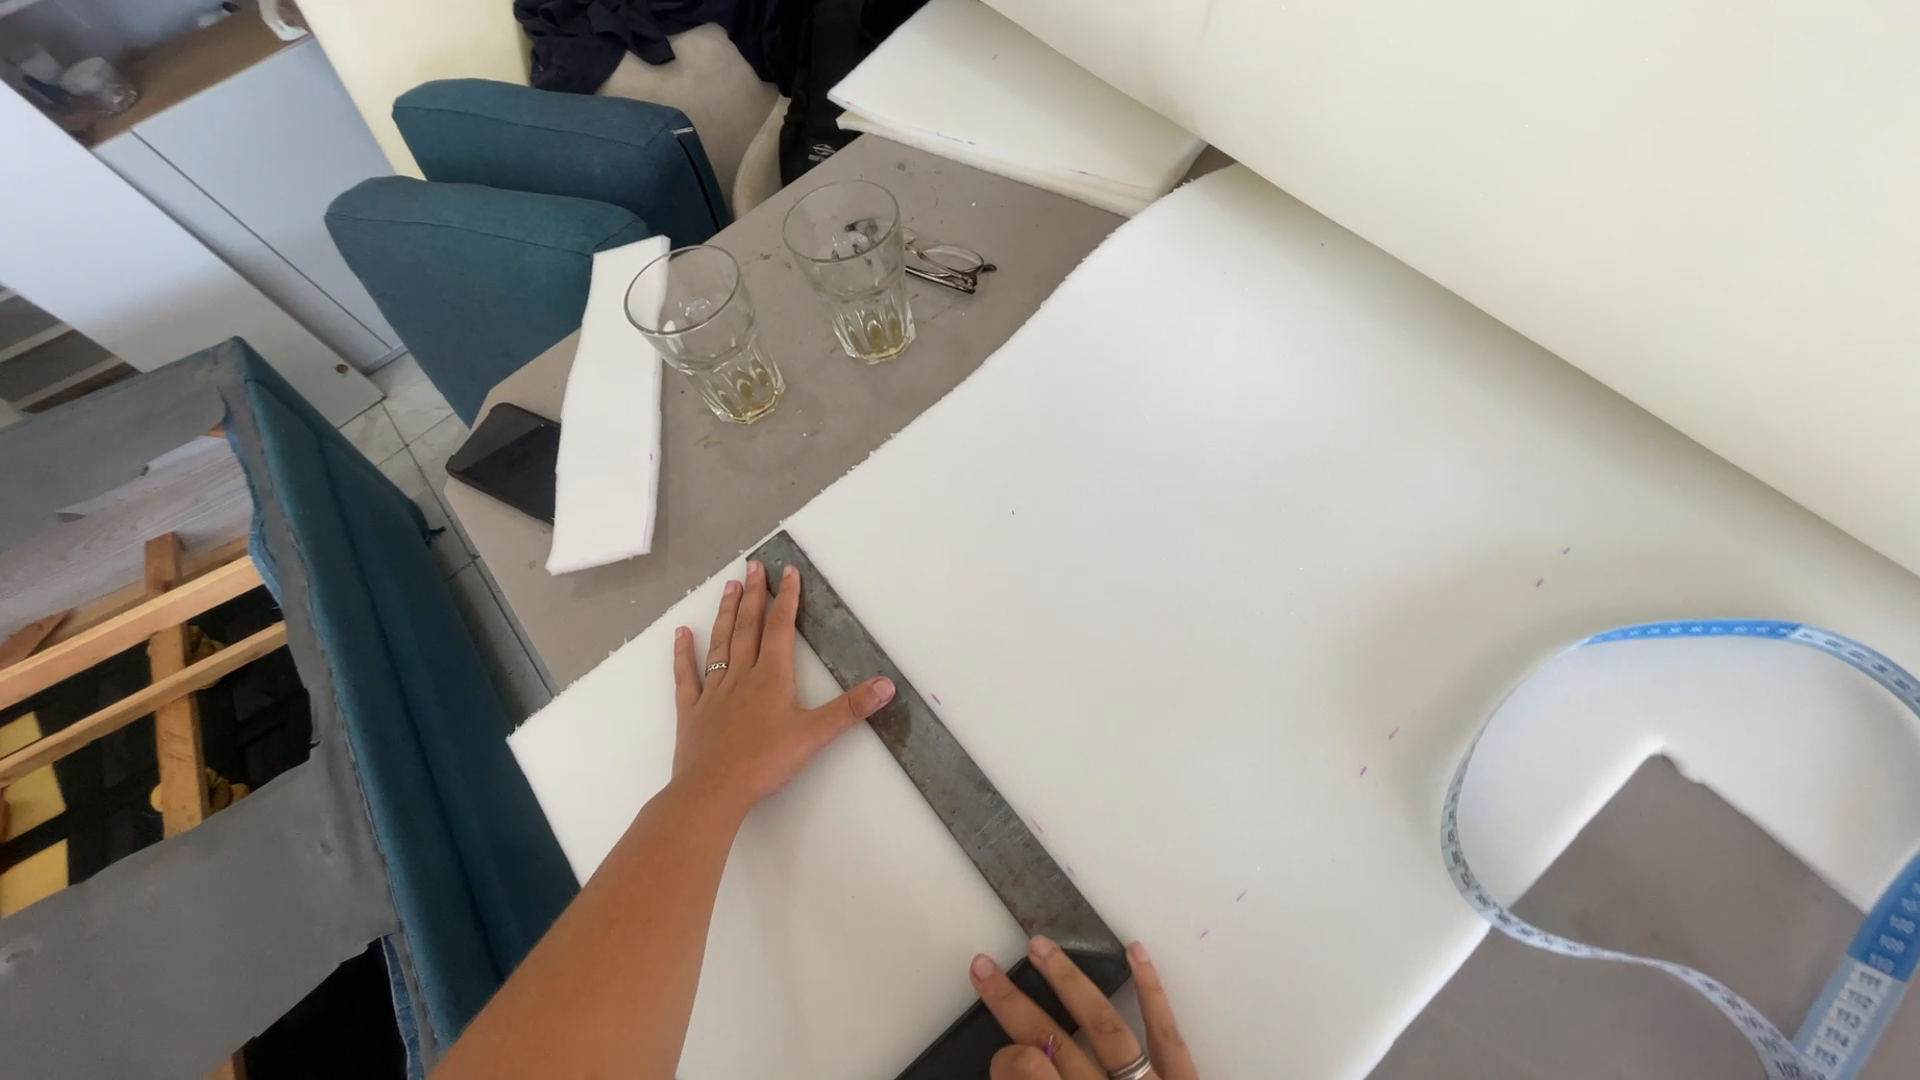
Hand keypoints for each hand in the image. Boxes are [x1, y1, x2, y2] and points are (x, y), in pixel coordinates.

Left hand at [670, 560, 894, 812]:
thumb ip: (850, 709)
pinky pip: (687, 676)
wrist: (712, 790)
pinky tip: (681, 633)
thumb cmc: (765, 761)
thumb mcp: (815, 735)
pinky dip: (684, 653)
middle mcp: (742, 675)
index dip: (787, 599)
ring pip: (721, 644)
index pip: (780, 628)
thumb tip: (887, 685)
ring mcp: (713, 691)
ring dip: (726, 614)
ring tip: (729, 587)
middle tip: (753, 566)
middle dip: (754, 595)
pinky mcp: (692, 711)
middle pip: (748, 627)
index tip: (787, 571)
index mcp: (772, 677)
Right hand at [970, 937, 1198, 1079]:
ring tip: (1040, 946)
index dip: (1009, 1064)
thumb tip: (1019, 1071)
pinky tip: (1136, 951)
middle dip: (1015, 1005)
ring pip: (1106, 1026)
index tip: (999, 1055)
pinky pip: (1169, 1036)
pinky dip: (1152, 991)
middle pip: (1056, 1043)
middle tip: (984, 967)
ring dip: (1070, 982)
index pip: (1030, 1078)